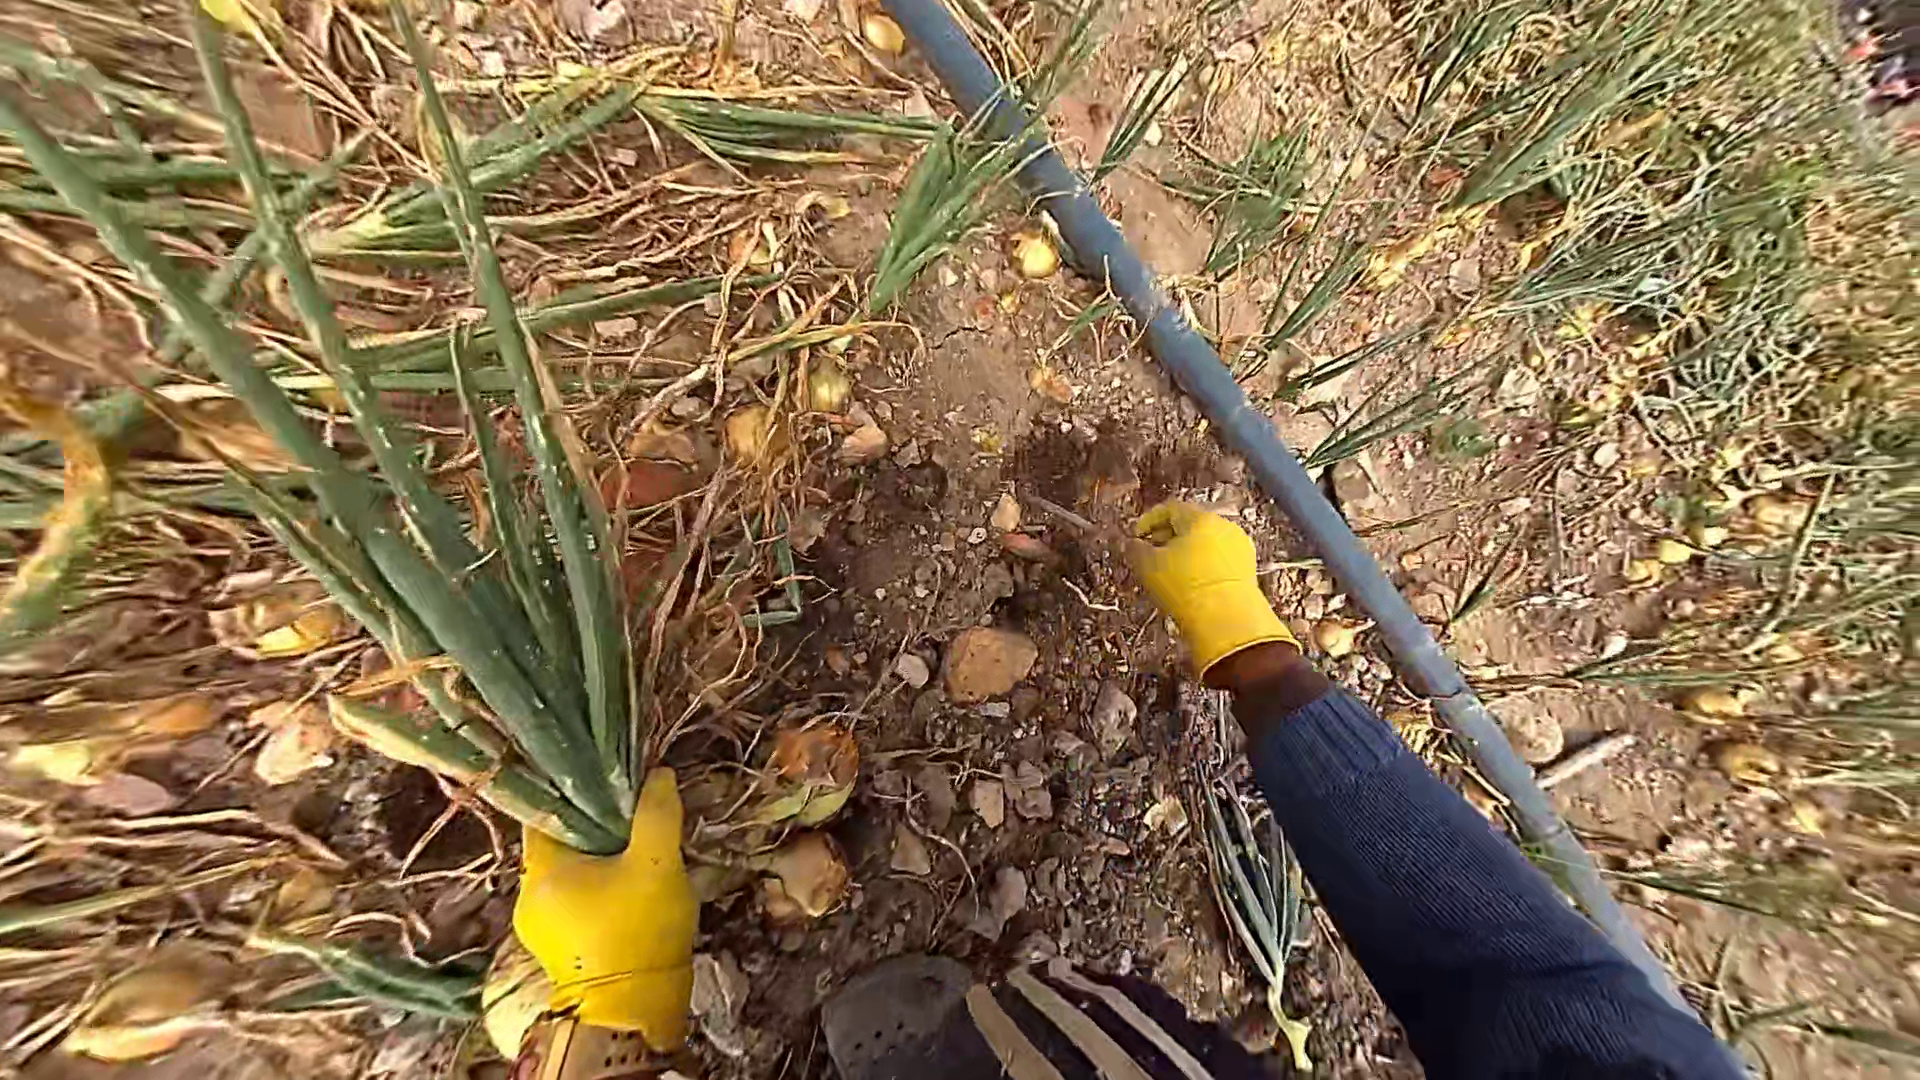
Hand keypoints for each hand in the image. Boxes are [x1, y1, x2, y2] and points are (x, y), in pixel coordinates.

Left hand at [513, 768, 695, 1050]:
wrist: (635, 1010)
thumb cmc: (638, 928)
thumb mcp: (658, 861)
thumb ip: (657, 812)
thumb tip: (659, 773)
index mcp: (541, 874)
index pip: (543, 814)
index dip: (571, 788)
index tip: (605, 770)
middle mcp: (530, 897)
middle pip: (560, 839)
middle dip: (596, 818)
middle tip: (635, 802)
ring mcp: (542, 924)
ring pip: (572, 865)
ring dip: (602, 847)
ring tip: (640, 834)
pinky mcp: (563, 940)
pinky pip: (578, 889)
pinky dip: (601, 872)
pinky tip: (633, 870)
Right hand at [1127, 501, 1296, 678]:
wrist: (1227, 621)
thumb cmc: (1183, 587)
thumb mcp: (1148, 566)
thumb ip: (1135, 549)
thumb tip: (1132, 543)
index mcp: (1200, 519)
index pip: (1170, 508)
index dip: (1147, 520)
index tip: (1135, 537)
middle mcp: (1224, 527)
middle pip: (1190, 523)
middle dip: (1166, 536)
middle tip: (1149, 553)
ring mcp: (1239, 548)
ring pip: (1205, 542)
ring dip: (1184, 552)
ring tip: (1167, 571)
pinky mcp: (1247, 569)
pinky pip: (1218, 559)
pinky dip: (1201, 564)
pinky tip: (1188, 583)